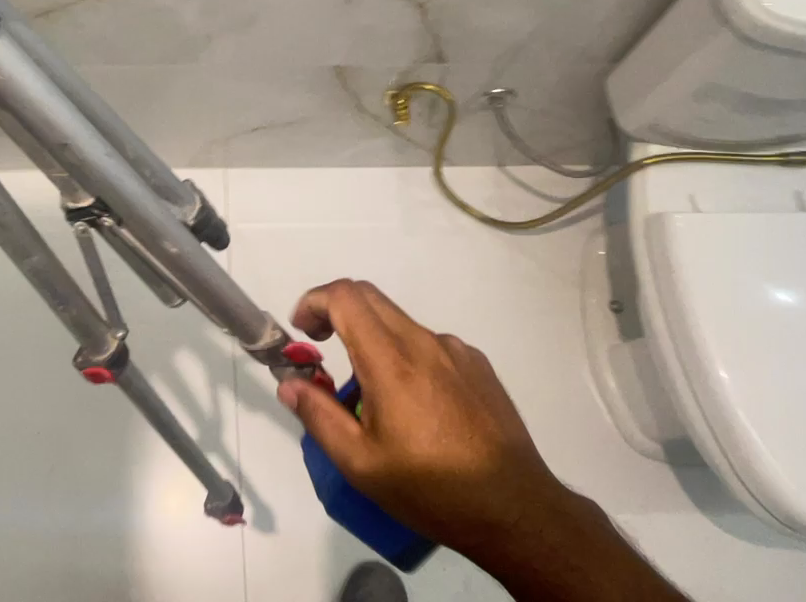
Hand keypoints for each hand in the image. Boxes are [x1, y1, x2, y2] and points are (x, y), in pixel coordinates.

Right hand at [277, 279, 568, 551]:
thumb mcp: (360, 464)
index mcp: (390, 360)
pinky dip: (407, 356)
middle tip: (323, 346)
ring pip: (400, 322)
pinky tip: (417, 406)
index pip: (344, 296)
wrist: (516, 510)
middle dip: (336, 311)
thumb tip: (289, 382)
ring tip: (373, 395)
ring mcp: (456, 351)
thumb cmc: (431, 489)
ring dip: (372, 338)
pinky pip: (430, 344)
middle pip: (369, 297)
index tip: (303, 332)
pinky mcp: (478, 365)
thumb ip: (318, 415)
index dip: (314, 301)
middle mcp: (423, 342)